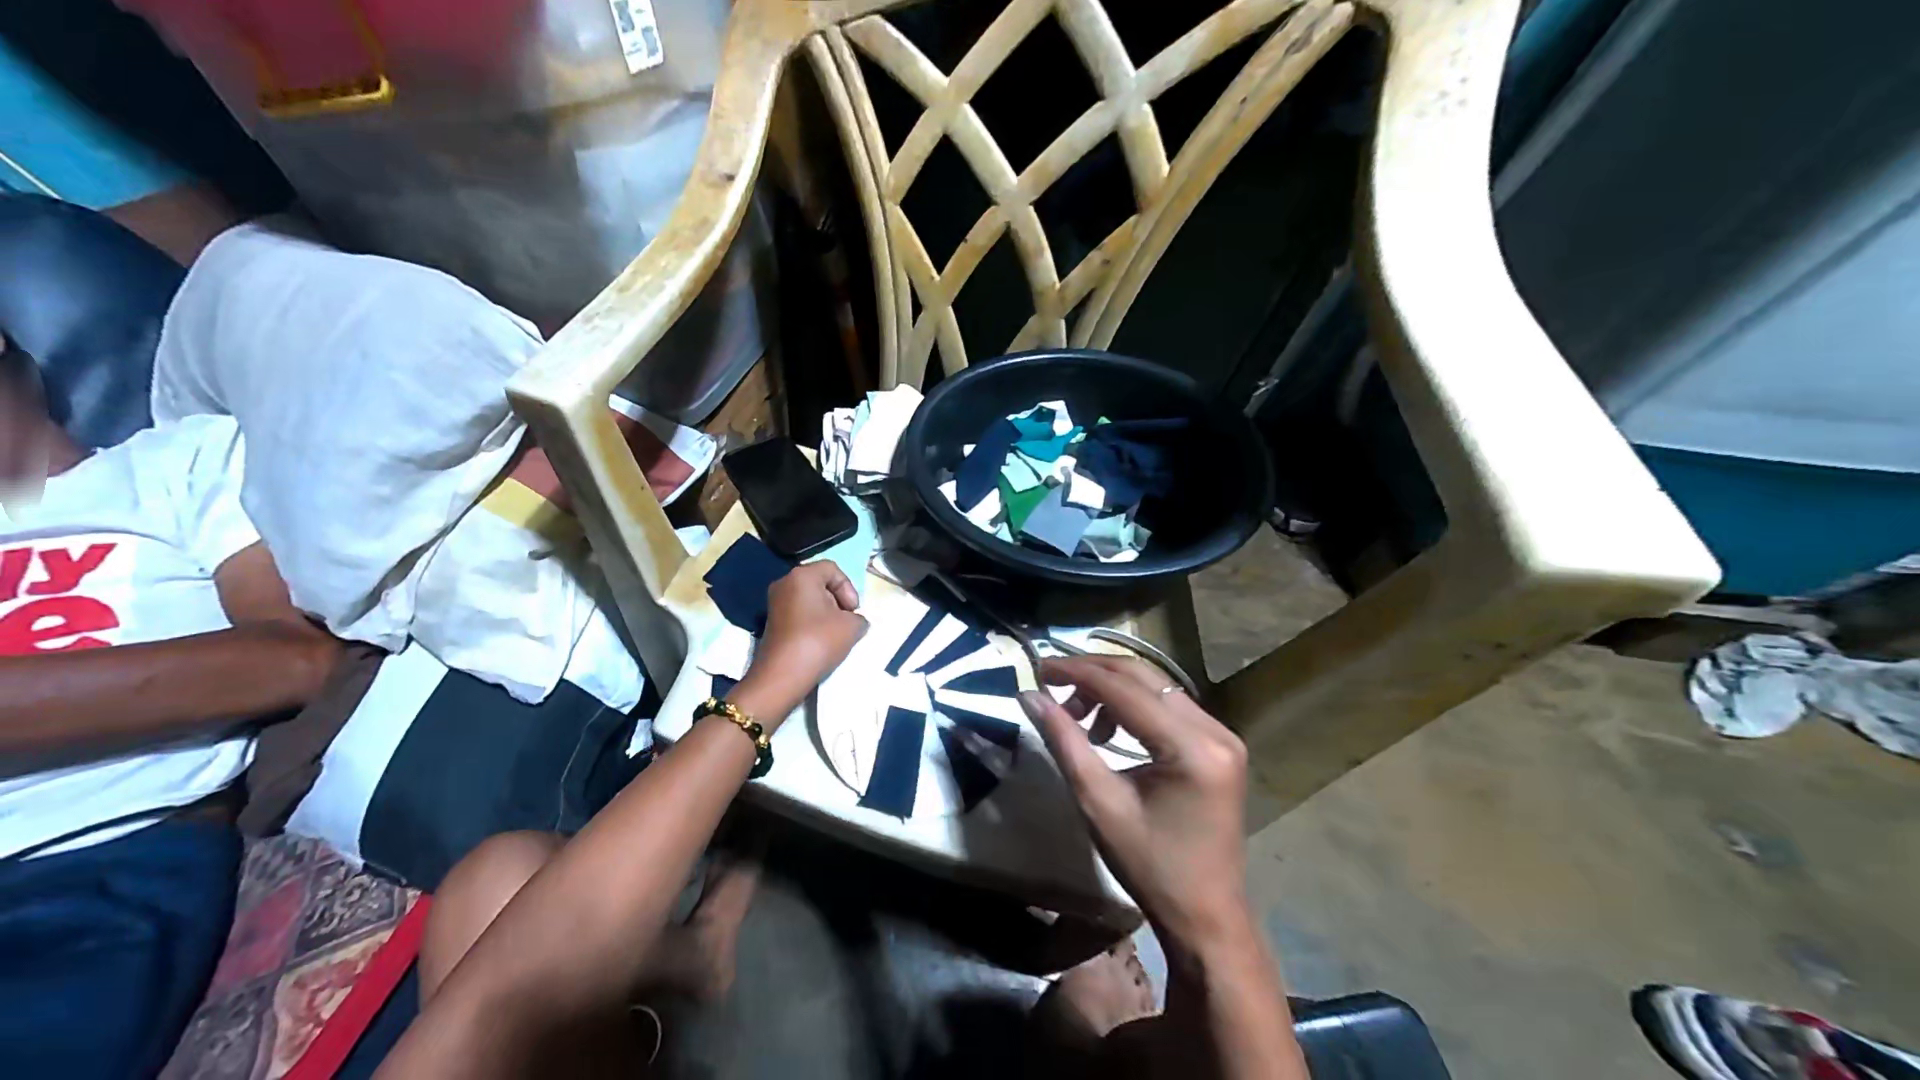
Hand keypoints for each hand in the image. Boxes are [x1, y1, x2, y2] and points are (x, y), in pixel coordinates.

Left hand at [730, 562, 866, 725]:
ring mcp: (774, 603)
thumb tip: (853, 621)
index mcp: (801, 576)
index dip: (848, 588)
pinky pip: (798, 613)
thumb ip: (859, 617)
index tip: (853, 611)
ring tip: (835, 634)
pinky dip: (812, 623)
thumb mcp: (852, 626)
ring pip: (809, 600)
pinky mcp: (771, 622)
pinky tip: (820, 642)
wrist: (782, 676)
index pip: (832, 569)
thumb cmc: (818, 641)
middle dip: (837, 600)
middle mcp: (784, 583)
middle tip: (847, 621)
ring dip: (825, 613)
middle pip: (819, 583)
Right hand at [1020, 656, 1251, 950]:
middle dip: (1093, 674)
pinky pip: (1169, 707)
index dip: (1077, 673)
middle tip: (1051, 682)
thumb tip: (1030, 696)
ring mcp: (1223, 736)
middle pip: (1144, 677)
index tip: (1038, 668)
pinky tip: (1109, 732)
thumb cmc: (1149, 866)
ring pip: (1156, 688)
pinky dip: (1134, 707)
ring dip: (1112, 691)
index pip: (1125, 689)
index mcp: (1191, 748)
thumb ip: (1064, 741)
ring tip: (1078, 718)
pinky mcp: (1220, 745)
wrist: (1205, 914)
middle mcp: (1215, 731)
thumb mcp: (1098, 803)